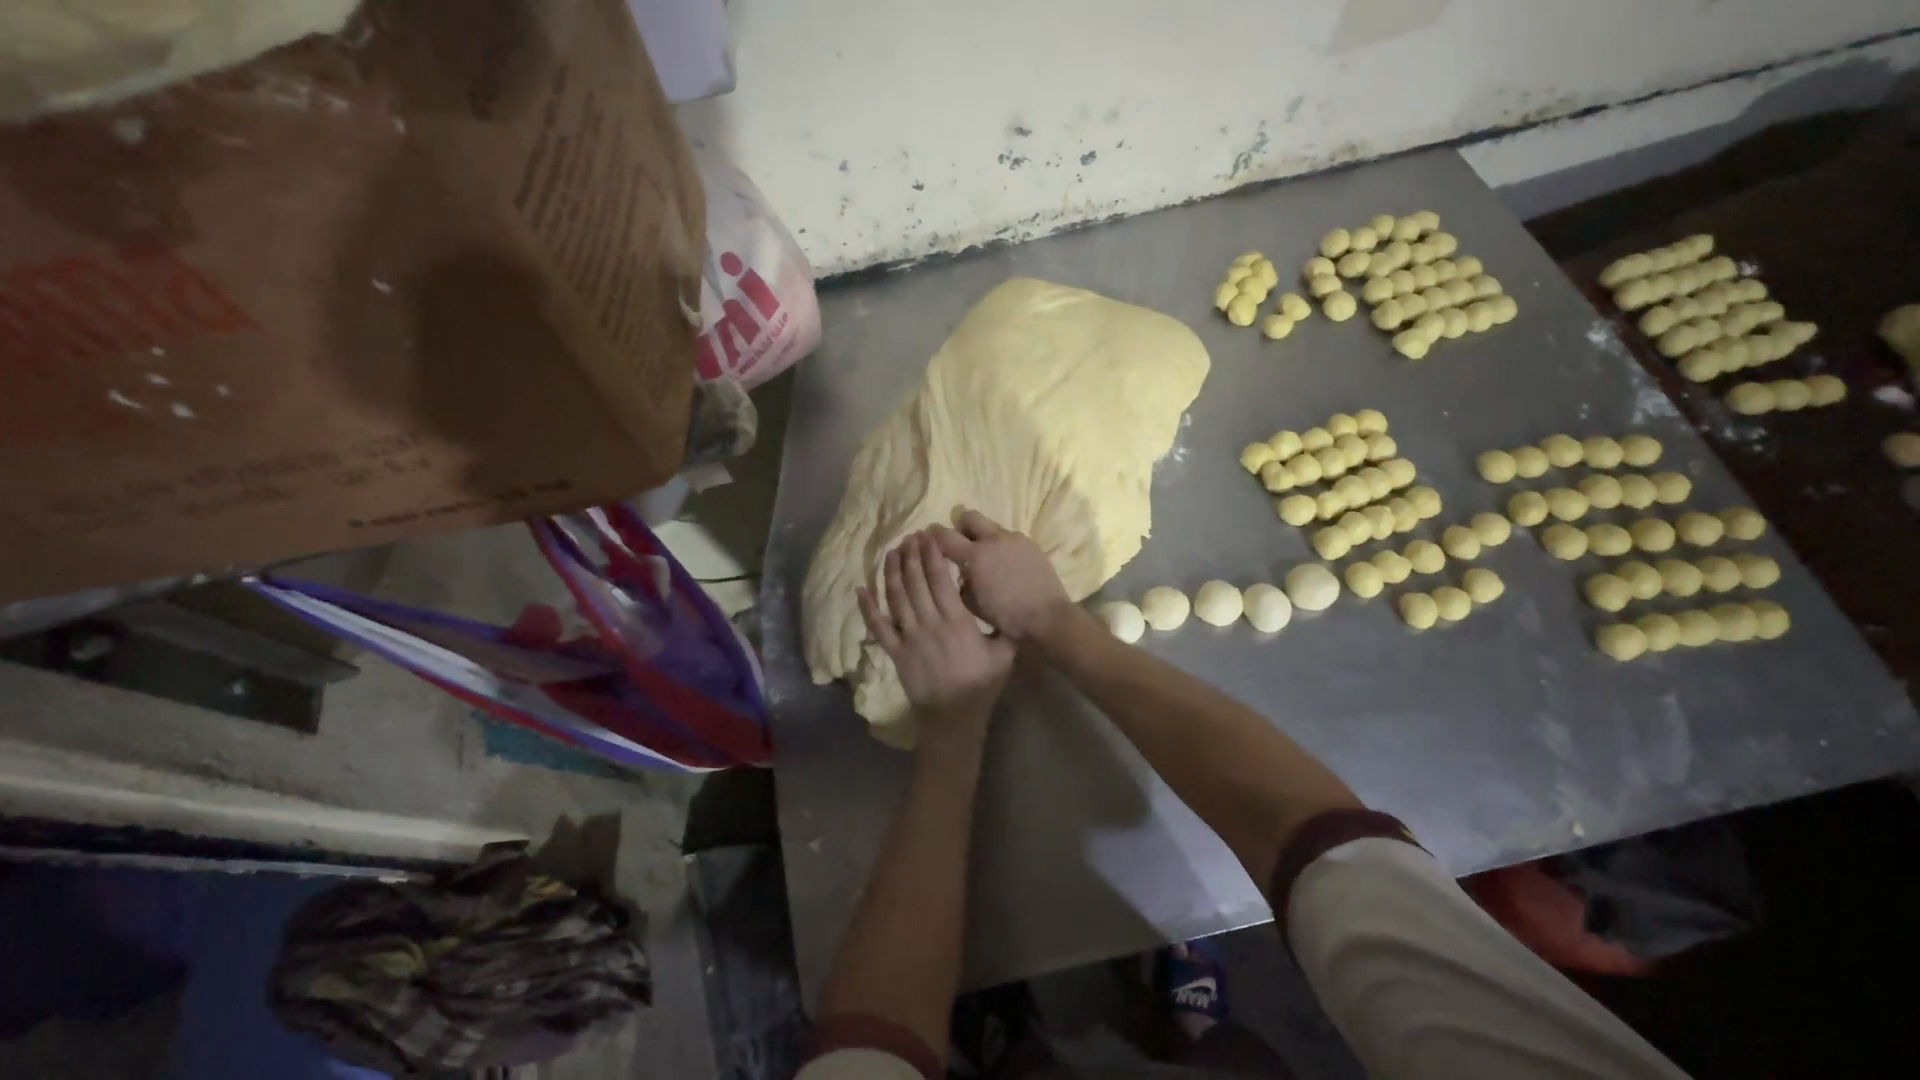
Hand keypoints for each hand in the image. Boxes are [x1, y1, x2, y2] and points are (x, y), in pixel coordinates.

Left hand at [859, 532, 1014, 731]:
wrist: (954, 715)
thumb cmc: (982, 684)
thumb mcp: (1005, 652)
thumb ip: (1005, 626)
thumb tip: (1010, 603)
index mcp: (957, 620)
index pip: (940, 579)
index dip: (932, 555)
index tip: (928, 537)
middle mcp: (930, 623)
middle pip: (916, 582)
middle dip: (911, 556)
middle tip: (909, 536)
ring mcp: (909, 637)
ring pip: (896, 597)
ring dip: (892, 572)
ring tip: (892, 551)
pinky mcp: (895, 652)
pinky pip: (878, 627)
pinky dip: (868, 608)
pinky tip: (862, 589)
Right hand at [927, 508, 1071, 641]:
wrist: (1047, 616)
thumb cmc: (1006, 616)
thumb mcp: (972, 605)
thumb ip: (960, 584)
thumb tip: (958, 573)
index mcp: (975, 556)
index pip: (944, 536)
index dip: (932, 535)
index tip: (926, 538)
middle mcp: (994, 539)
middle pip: (970, 517)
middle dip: (961, 526)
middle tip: (961, 542)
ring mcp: (1015, 539)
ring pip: (993, 527)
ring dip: (985, 537)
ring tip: (989, 557)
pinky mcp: (1031, 544)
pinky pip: (1011, 538)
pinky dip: (1003, 547)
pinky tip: (1008, 565)